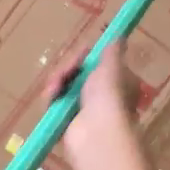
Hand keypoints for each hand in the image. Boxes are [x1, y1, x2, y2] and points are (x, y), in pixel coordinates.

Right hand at [43, 44, 139, 165]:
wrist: (96, 133)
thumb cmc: (109, 96)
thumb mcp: (113, 66)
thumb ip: (113, 50)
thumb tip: (119, 36)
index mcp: (116, 81)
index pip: (96, 62)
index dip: (85, 56)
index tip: (80, 54)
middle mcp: (101, 94)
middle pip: (77, 72)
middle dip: (67, 69)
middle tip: (65, 72)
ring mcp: (83, 108)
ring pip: (63, 85)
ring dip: (56, 82)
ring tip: (54, 89)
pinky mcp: (67, 120)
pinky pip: (54, 102)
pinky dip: (51, 98)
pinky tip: (50, 98)